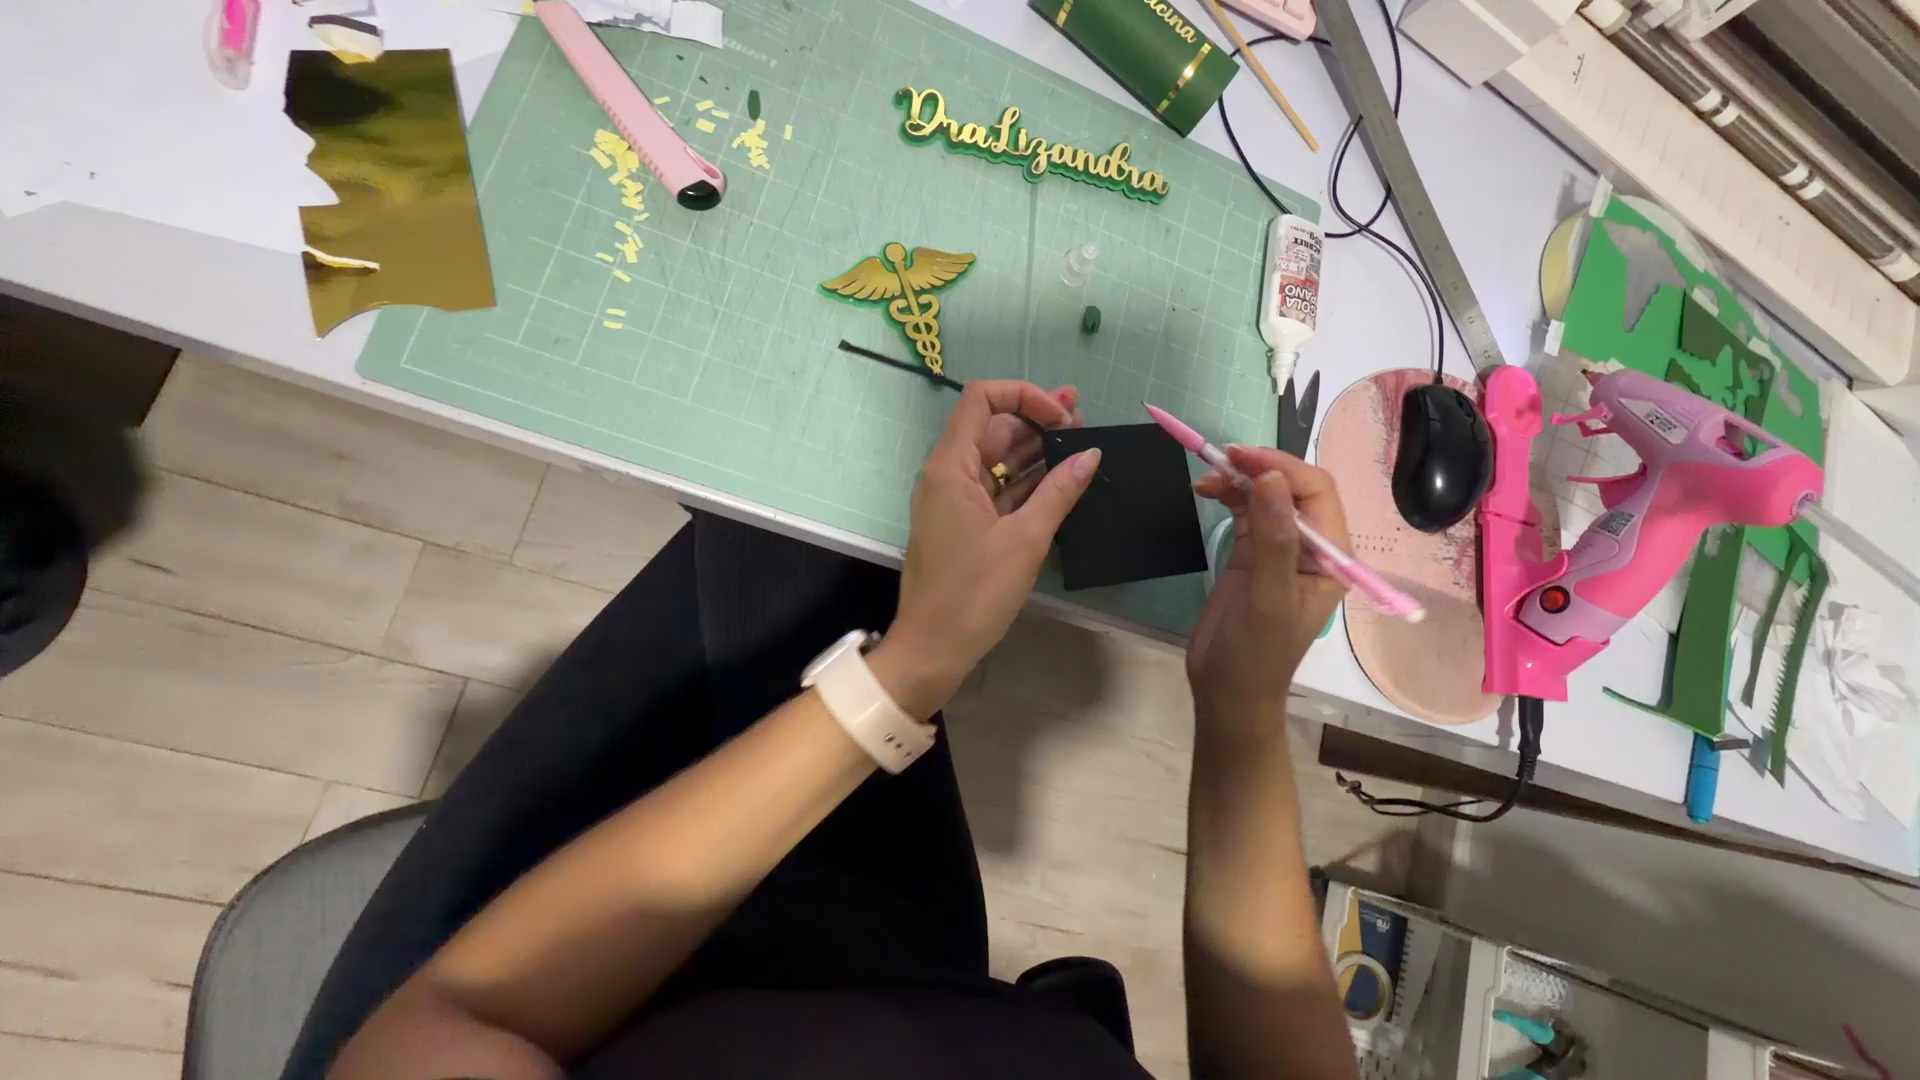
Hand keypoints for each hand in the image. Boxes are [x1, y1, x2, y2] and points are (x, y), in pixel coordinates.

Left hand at [875, 380, 1098, 718]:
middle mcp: (948, 474)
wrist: (933, 647)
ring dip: (1035, 450)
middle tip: (1084, 422)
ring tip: (1080, 444)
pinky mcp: (963, 524)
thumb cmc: (975, 592)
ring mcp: (954, 500)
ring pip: (996, 459)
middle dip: (1037, 420)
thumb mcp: (1026, 539)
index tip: (1061, 417)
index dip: (1024, 396)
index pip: (981, 399)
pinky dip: (1026, 482)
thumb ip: (1059, 491)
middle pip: (992, 428)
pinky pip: (996, 489)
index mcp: (951, 466)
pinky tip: (1060, 479)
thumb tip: (1091, 455)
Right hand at [1187, 447, 1349, 724]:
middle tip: (1218, 458)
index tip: (1239, 456)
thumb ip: (1272, 537)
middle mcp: (1310, 548)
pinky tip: (1206, 491)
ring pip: (1266, 497)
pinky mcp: (1251, 556)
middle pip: (1292, 489)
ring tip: (1205, 477)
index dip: (1281, 467)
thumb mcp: (1267, 598)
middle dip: (1259, 467)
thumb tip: (1269, 477)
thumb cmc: (1255, 654)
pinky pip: (1245, 513)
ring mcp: (1279, 551)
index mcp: (1331, 557)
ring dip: (1239, 480)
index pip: (1316, 493)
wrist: (1227, 693)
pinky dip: (1227, 496)